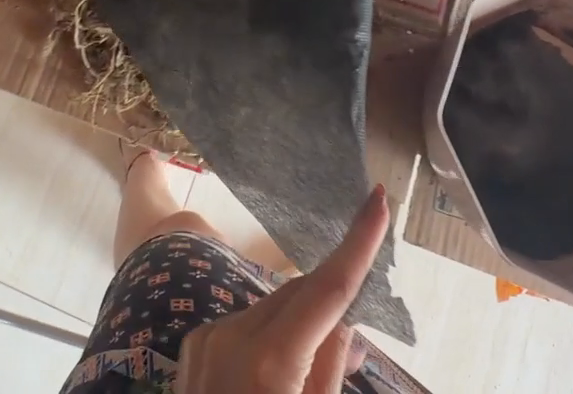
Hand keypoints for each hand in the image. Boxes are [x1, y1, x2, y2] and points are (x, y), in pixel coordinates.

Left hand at [174, 185, 388, 393]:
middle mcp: (234, 334)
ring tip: (302, 370)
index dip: (358, 242)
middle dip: (329, 296)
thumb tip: (343, 324)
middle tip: (349, 326)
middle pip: (300, 294)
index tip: (378, 199)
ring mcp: (208, 337)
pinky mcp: (194, 344)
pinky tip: (270, 373)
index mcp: (271, 360)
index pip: (328, 289)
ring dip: (297, 321)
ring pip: (272, 307)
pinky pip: (245, 323)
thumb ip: (330, 371)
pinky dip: (269, 333)